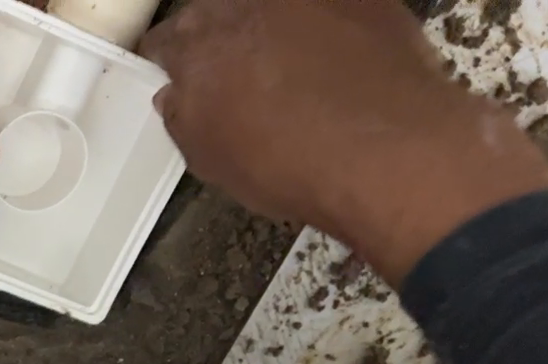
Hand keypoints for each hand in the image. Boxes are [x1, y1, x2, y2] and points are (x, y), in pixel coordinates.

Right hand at [142, 0, 547, 285]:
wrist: (384, 150)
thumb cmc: (278, 162)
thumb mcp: (206, 155)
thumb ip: (181, 115)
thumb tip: (176, 93)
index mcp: (199, 44)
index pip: (164, 38)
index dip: (164, 60)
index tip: (169, 77)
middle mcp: (251, 3)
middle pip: (217, 9)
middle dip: (212, 36)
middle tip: (219, 71)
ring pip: (269, 6)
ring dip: (262, 26)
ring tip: (272, 63)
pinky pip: (322, 7)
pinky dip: (313, 24)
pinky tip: (321, 58)